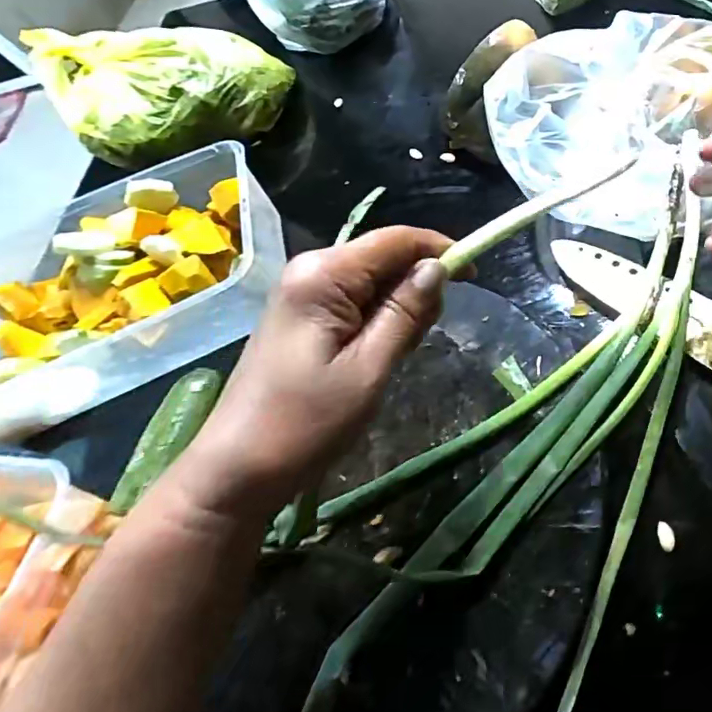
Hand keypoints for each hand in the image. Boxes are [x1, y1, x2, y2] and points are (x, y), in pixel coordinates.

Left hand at [166, 226, 463, 521]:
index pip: (397, 239)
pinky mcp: (305, 312)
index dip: (442, 249)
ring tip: (392, 354)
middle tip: (417, 340)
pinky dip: (381, 318)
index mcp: (324, 276)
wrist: (237, 472)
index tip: (475, 277)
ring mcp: (305, 291)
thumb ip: (407, 311)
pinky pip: (360, 298)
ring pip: (378, 278)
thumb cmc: (306, 421)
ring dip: (400, 308)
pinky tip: (376, 352)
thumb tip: (440, 267)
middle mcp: (312, 270)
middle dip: (417, 287)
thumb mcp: (371, 366)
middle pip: (389, 256)